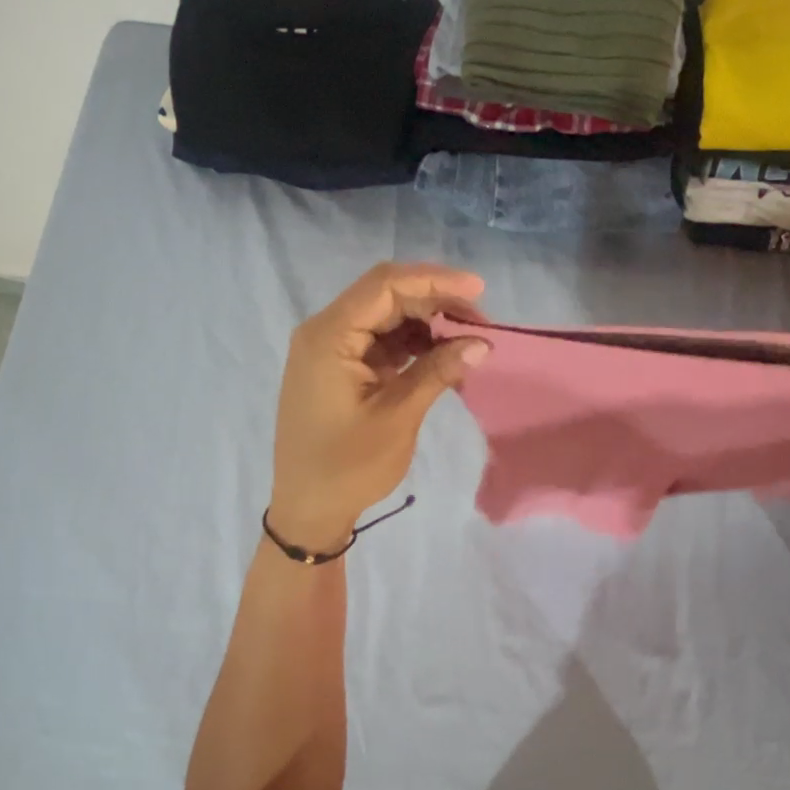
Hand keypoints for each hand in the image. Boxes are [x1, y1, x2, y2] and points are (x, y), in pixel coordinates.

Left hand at [267, 263, 490, 549]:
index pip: (386, 286)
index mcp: (330, 336)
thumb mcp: (398, 417)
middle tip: (481, 325)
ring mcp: (330, 351)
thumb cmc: (347, 466)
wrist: (308, 508)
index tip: (479, 291)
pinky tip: (443, 360)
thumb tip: (481, 344)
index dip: (435, 280)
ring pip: (386, 319)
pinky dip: (412, 347)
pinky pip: (380, 343)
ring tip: (468, 344)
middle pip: (386, 296)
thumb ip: (437, 372)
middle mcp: (325, 332)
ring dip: (427, 325)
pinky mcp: (339, 370)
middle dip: (436, 302)